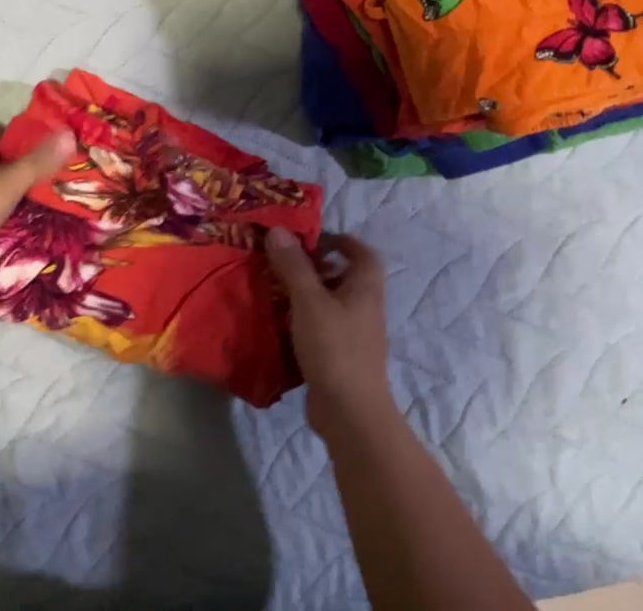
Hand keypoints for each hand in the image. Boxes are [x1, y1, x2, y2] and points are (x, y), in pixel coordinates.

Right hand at [266, 229, 391, 432]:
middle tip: (285, 262)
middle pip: (345, 276)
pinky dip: (305, 319)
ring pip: (332, 302)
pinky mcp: (341, 355)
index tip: (311, 239)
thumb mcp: (309, 301)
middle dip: (317, 266)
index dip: (341, 240)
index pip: (363, 253)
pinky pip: (324, 326)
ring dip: (308, 293)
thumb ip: (293, 265)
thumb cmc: (334, 348)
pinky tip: (281, 323)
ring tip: (276, 289)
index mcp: (365, 289)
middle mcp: (365, 308)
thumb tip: (278, 230)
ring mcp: (355, 334)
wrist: (350, 411)